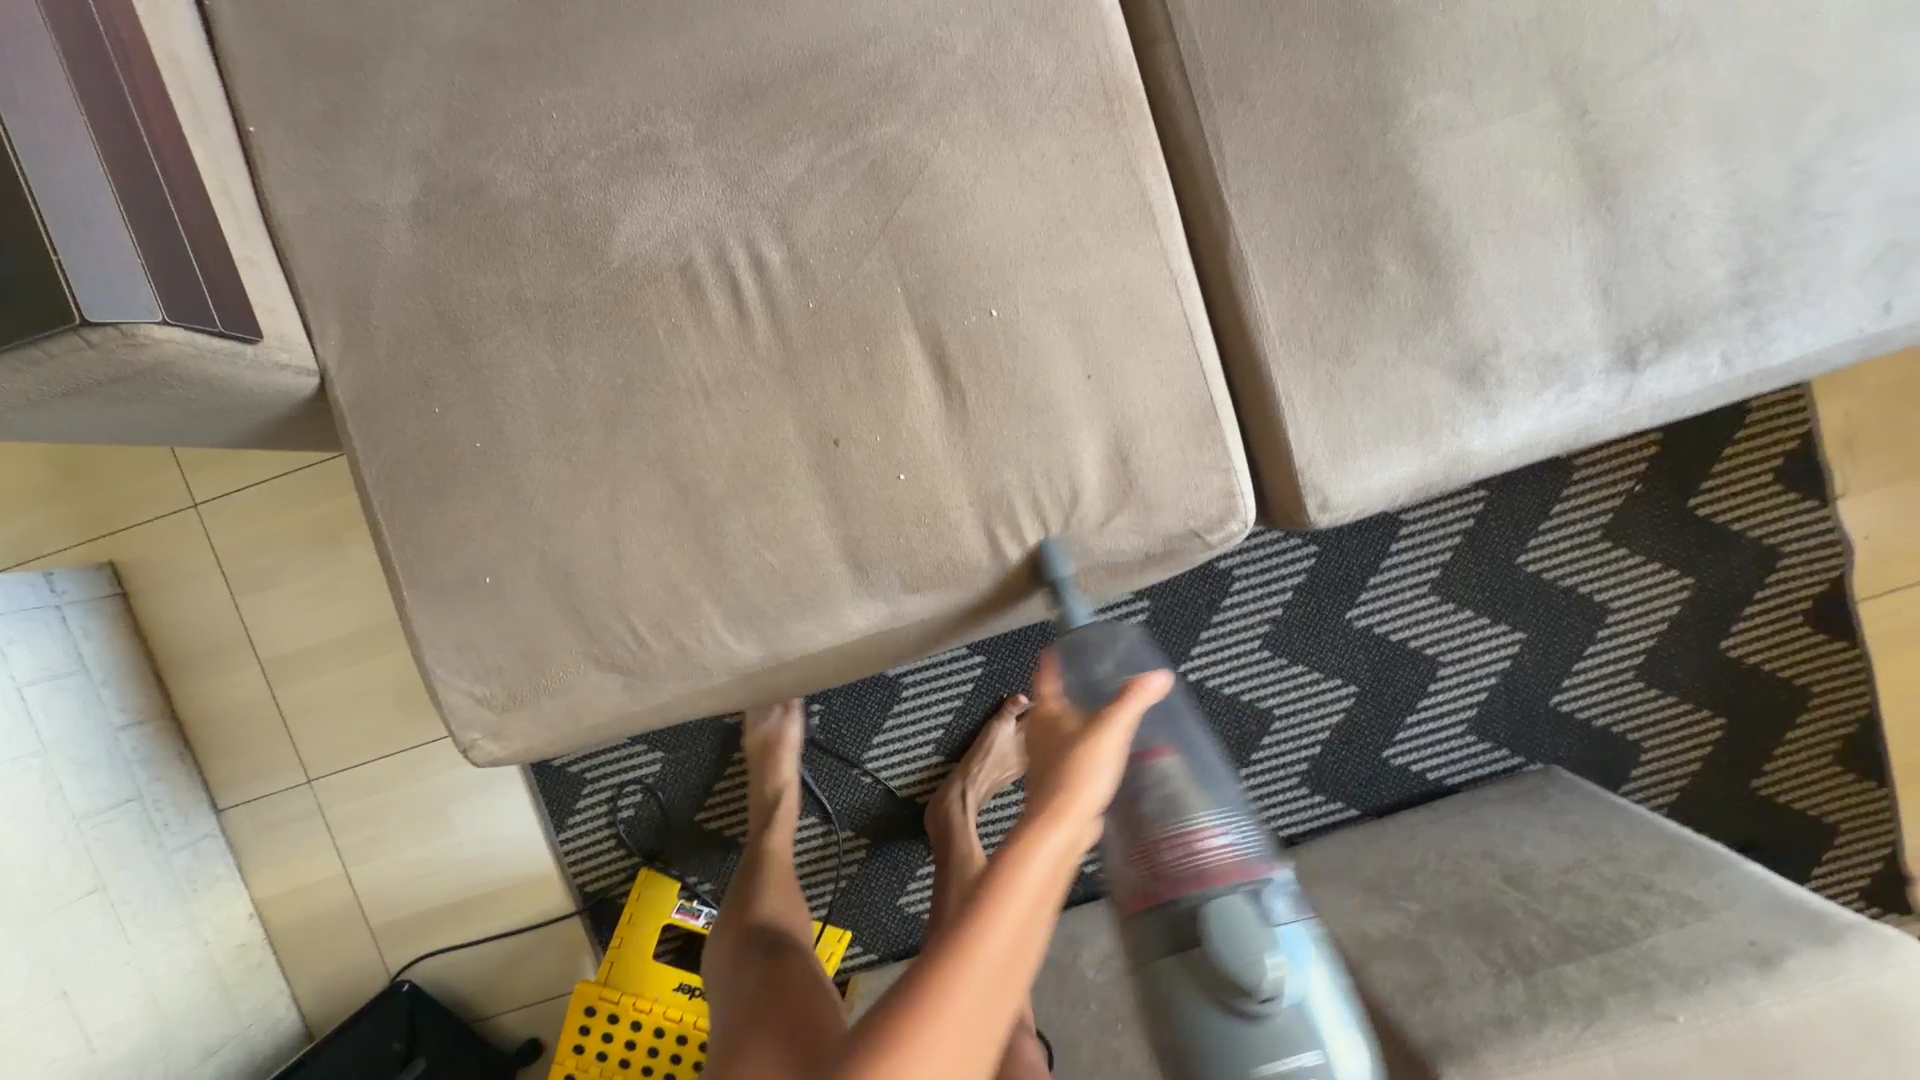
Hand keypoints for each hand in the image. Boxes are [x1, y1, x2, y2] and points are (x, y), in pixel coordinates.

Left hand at [1020, 650, 1174, 850]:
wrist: (1061, 825)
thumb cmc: (1079, 770)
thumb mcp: (1112, 728)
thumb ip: (1135, 700)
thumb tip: (1161, 675)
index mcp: (1046, 712)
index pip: (1045, 676)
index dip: (1052, 661)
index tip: (1058, 649)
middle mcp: (1038, 732)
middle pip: (1050, 704)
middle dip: (1066, 693)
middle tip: (1087, 682)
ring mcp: (1043, 759)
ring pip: (1058, 732)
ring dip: (1074, 723)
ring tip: (1098, 716)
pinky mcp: (1054, 782)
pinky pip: (1068, 757)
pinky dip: (1082, 750)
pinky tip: (1101, 755)